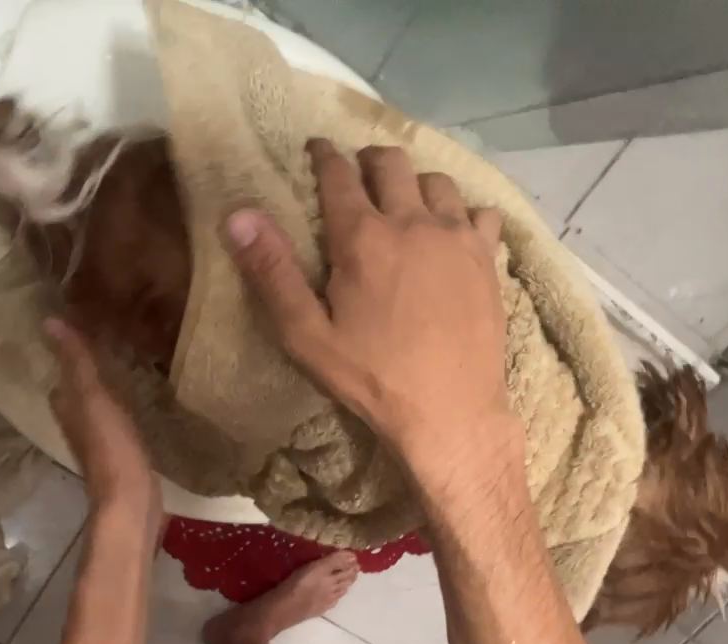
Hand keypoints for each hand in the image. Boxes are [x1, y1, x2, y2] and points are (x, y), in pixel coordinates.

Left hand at [44, 318, 163, 531]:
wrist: (131, 499)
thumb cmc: (110, 447)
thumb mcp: (93, 398)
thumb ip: (75, 362)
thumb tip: (48, 321)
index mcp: (67, 408)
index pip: (62, 374)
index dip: (69, 352)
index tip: (86, 326)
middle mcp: (78, 424)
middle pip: (79, 390)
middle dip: (89, 369)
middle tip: (111, 338)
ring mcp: (100, 440)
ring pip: (99, 405)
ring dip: (107, 387)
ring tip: (127, 361)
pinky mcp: (122, 453)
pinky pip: (119, 420)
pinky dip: (124, 406)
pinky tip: (139, 399)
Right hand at [224, 141, 519, 478]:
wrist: (449, 411)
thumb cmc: (370, 378)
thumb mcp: (306, 337)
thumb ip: (273, 273)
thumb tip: (240, 216)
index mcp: (363, 238)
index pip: (338, 175)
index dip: (322, 156)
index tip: (314, 149)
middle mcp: (413, 221)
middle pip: (391, 162)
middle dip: (368, 160)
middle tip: (355, 174)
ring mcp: (457, 236)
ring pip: (437, 180)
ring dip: (413, 181)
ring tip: (402, 201)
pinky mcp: (487, 258)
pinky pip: (479, 211)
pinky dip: (460, 211)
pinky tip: (450, 232)